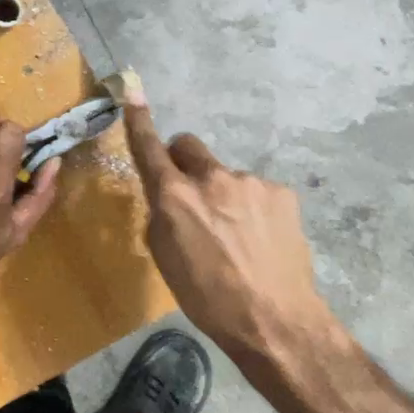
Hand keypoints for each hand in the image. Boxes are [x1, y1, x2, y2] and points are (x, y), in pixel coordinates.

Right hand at [122, 98, 334, 359]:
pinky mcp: (281, 193)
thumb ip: (161, 217)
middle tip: (195, 201)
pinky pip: (256, 192)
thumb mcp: (165, 259)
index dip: (138, 119)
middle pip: (188, 147)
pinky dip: (254, 209)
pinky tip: (262, 240)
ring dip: (224, 195)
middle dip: (185, 164)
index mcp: (174, 196)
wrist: (275, 322)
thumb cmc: (207, 298)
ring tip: (239, 238)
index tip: (132, 90)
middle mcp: (210, 178)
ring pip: (225, 176)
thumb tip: (168, 201)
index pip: (149, 147)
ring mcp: (249, 183)